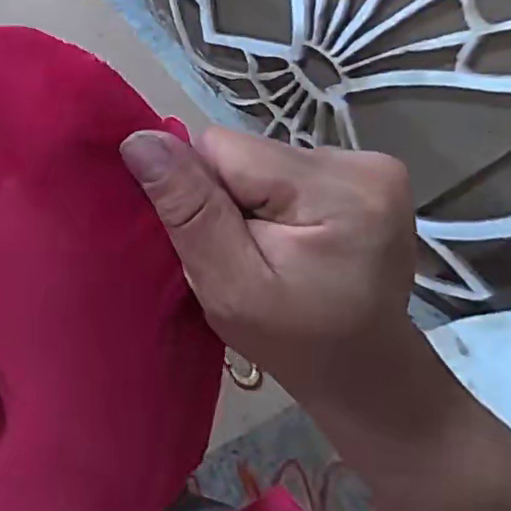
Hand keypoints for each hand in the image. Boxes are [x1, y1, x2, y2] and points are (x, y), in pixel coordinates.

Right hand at [118, 126, 422, 405]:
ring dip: (248, 199)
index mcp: (337, 189)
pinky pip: (283, 167)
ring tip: (268, 248)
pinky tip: (289, 237)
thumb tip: (139, 140)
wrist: (363, 370)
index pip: (221, 148)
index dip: (200, 191)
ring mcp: (371, 166)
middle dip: (226, 196)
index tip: (217, 241)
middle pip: (243, 151)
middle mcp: (363, 162)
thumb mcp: (228, 285)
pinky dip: (271, 200)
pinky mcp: (367, 174)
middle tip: (241, 251)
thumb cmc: (293, 340)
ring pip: (260, 158)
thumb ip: (188, 209)